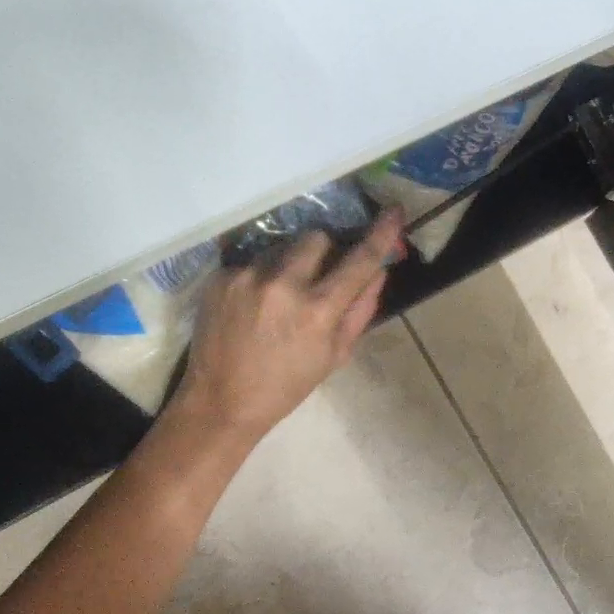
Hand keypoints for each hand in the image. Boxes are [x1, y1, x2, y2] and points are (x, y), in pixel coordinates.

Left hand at [172, 211, 404, 442]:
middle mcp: (283, 285)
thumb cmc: (286, 386)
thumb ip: (360, 311)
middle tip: (318, 275)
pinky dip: (258, 279)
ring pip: (281, 248)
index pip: (359, 261)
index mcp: (317, 311)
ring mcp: (247, 277)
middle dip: (323, 251)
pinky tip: (251, 307)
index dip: (381, 234)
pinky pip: (251, 262)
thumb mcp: (334, 356)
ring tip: (276, 299)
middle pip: (316, 237)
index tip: (393, 212)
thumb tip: (379, 272)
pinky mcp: (220, 277)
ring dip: (287, 265)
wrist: (221, 401)